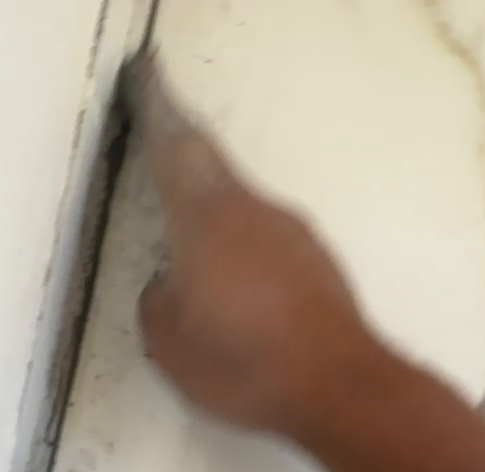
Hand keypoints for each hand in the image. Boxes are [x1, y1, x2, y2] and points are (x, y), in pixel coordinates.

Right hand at [124, 54, 376, 437]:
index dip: (156, 109)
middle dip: (181, 146)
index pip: (175, 149)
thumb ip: (157, 304)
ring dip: (211, 209)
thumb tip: (169, 287)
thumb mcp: (170, 345)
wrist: (337, 386)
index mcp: (208, 221)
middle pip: (210, 167)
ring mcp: (292, 233)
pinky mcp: (316, 262)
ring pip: (238, 206)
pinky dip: (239, 247)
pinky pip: (263, 239)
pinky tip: (234, 284)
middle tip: (160, 131)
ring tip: (191, 240)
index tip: (147, 71)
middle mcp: (254, 212)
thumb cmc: (244, 364)